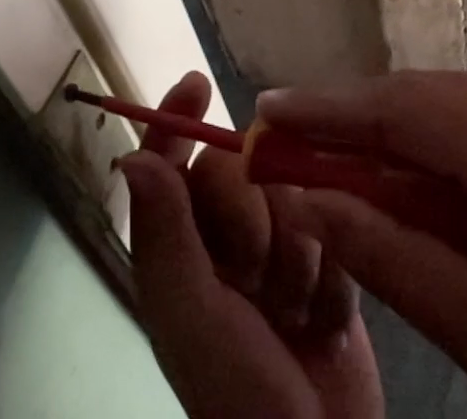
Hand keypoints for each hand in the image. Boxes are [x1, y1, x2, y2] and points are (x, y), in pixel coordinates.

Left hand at [119, 72, 382, 418]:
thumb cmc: (234, 383)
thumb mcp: (192, 308)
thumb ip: (166, 232)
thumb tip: (134, 156)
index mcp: (175, 243)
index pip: (168, 161)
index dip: (177, 120)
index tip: (197, 84)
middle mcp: (219, 237)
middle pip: (238, 171)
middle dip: (255, 220)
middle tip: (256, 279)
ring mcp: (274, 252)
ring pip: (290, 195)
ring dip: (297, 253)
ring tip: (293, 310)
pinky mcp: (324, 268)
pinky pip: (333, 228)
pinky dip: (331, 270)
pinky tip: (324, 314)